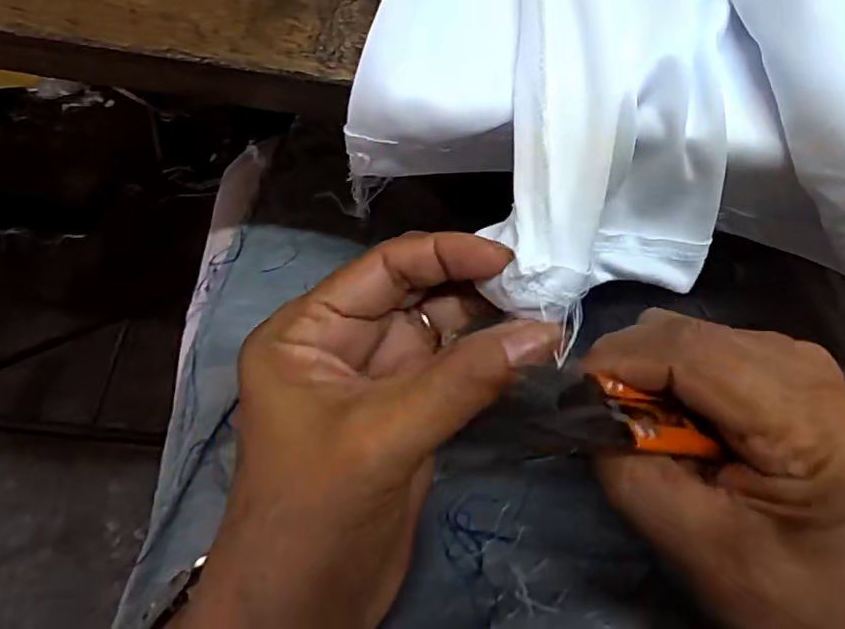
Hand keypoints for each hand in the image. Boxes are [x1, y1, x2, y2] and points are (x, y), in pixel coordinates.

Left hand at [176, 232, 560, 628]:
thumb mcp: (385, 437)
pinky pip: (460, 362)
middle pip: (421, 288)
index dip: (448, 252)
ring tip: (544, 310)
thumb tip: (546, 331)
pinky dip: (495, 352)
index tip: (508, 259)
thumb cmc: (313, 517)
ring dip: (493, 316)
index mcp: (311, 329)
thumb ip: (465, 380)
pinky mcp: (413, 406)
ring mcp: (383, 373)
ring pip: (446, 323)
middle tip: (538, 283)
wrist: (299, 618)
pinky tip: (530, 347)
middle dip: (477, 282)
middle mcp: (346, 340)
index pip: (387, 265)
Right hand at [586, 310, 844, 628]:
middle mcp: (818, 373)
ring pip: (709, 332)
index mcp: (810, 424)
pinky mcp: (803, 364)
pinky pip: (726, 344)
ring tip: (654, 424)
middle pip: (703, 334)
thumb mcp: (699, 548)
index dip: (629, 358)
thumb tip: (592, 406)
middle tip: (603, 409)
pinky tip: (691, 417)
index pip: (699, 354)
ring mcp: (815, 362)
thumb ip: (635, 473)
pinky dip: (690, 370)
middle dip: (639, 361)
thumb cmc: (782, 597)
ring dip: (663, 366)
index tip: (576, 385)